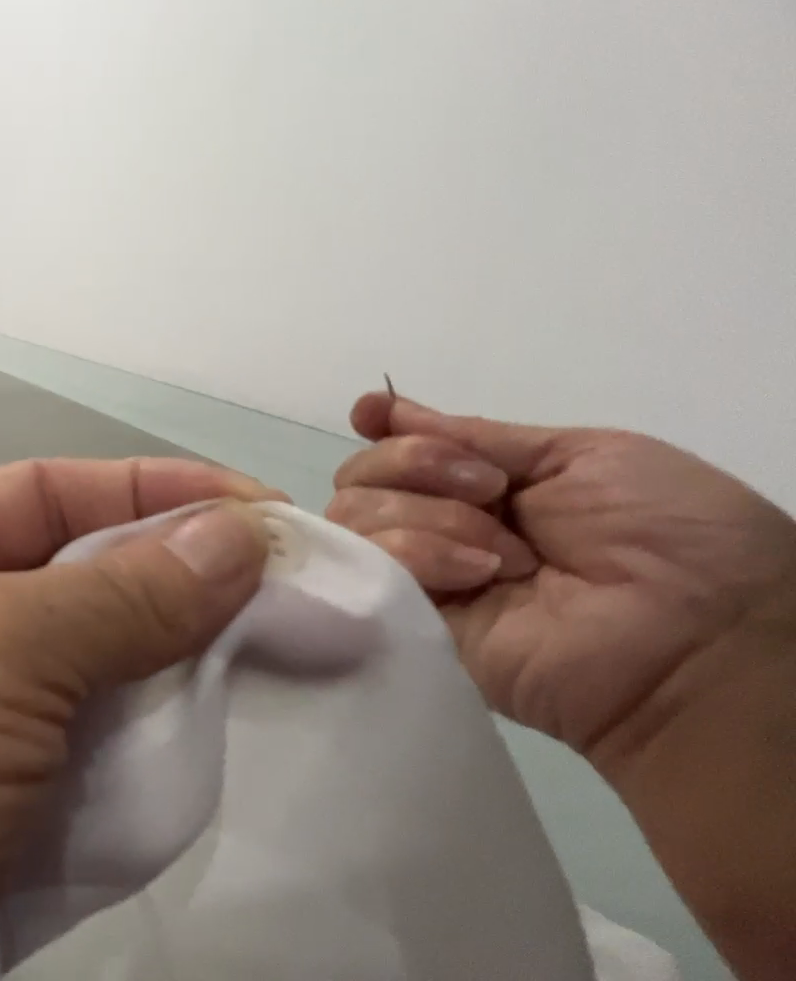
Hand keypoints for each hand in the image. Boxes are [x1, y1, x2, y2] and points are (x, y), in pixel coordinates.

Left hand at [0, 459, 279, 980]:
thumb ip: (115, 594)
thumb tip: (236, 535)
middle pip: (69, 582)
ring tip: (281, 659)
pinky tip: (211, 739)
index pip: (34, 493)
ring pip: (88, 673)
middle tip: (303, 595)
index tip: (266, 511)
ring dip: (173, 672)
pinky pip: (87, 759)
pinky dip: (149, 752)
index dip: (147, 491)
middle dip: (177, 585)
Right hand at [327, 393, 795, 761]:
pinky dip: (418, 553)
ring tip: (505, 555)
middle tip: (489, 490)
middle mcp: (436, 523)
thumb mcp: (583, 456)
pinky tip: (478, 574)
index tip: (370, 411)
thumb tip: (384, 409)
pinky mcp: (405, 614)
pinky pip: (371, 561)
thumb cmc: (667, 537)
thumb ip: (476, 436)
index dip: (378, 424)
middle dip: (412, 464)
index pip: (395, 446)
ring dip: (429, 515)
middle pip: (360, 476)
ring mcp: (418, 572)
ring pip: (353, 513)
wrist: (697, 640)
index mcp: (481, 484)